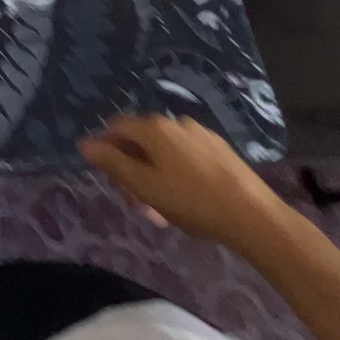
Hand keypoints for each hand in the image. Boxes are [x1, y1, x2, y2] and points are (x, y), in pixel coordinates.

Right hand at [78, 115, 291, 249]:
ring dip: (153, 174)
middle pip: (140, 140)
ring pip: (164, 150)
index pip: (116, 127)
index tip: (110, 179)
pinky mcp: (220, 149)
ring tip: (161, 209)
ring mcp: (201, 134)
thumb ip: (112, 163)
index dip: (105, 149)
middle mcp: (175, 122)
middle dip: (131, 168)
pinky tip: (186, 199)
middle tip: (136, 203)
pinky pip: (186, 155)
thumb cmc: (192, 201)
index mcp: (154, 128)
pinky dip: (175, 172)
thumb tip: (84, 144)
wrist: (255, 217)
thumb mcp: (145, 186)